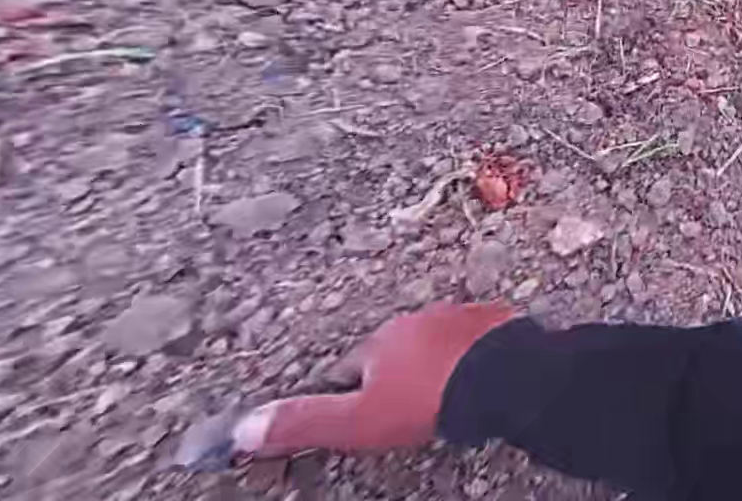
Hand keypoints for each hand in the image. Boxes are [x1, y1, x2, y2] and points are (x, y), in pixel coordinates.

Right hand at [232, 302, 516, 456]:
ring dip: (434, 362)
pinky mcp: (497, 319)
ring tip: (439, 392)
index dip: (350, 396)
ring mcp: (464, 313)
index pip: (351, 367)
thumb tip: (241, 428)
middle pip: (397, 350)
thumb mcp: (354, 421)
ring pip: (437, 341)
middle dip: (395, 374)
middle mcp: (424, 315)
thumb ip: (302, 422)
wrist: (501, 375)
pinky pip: (475, 337)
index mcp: (385, 336)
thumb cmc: (426, 398)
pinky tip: (474, 375)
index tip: (358, 416)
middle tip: (405, 407)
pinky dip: (469, 353)